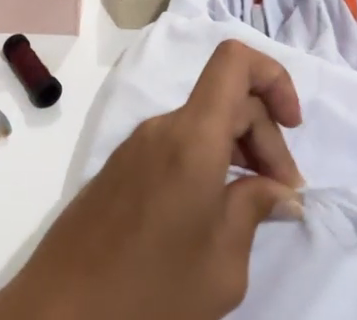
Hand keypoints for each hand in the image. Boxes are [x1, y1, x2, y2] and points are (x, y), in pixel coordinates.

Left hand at [0, 41, 305, 319]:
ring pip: (203, 123)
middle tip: (283, 196)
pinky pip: (178, 144)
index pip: (234, 61)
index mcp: (192, 137)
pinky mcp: (123, 167)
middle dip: (266, 137)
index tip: (294, 126)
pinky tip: (214, 210)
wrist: (62, 311)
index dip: (274, 78)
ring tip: (255, 205)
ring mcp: (138, 145)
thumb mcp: (223, 262)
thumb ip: (255, 210)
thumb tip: (280, 191)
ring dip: (238, 151)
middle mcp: (163, 128)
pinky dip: (208, 162)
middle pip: (227, 99)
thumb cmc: (151, 288)